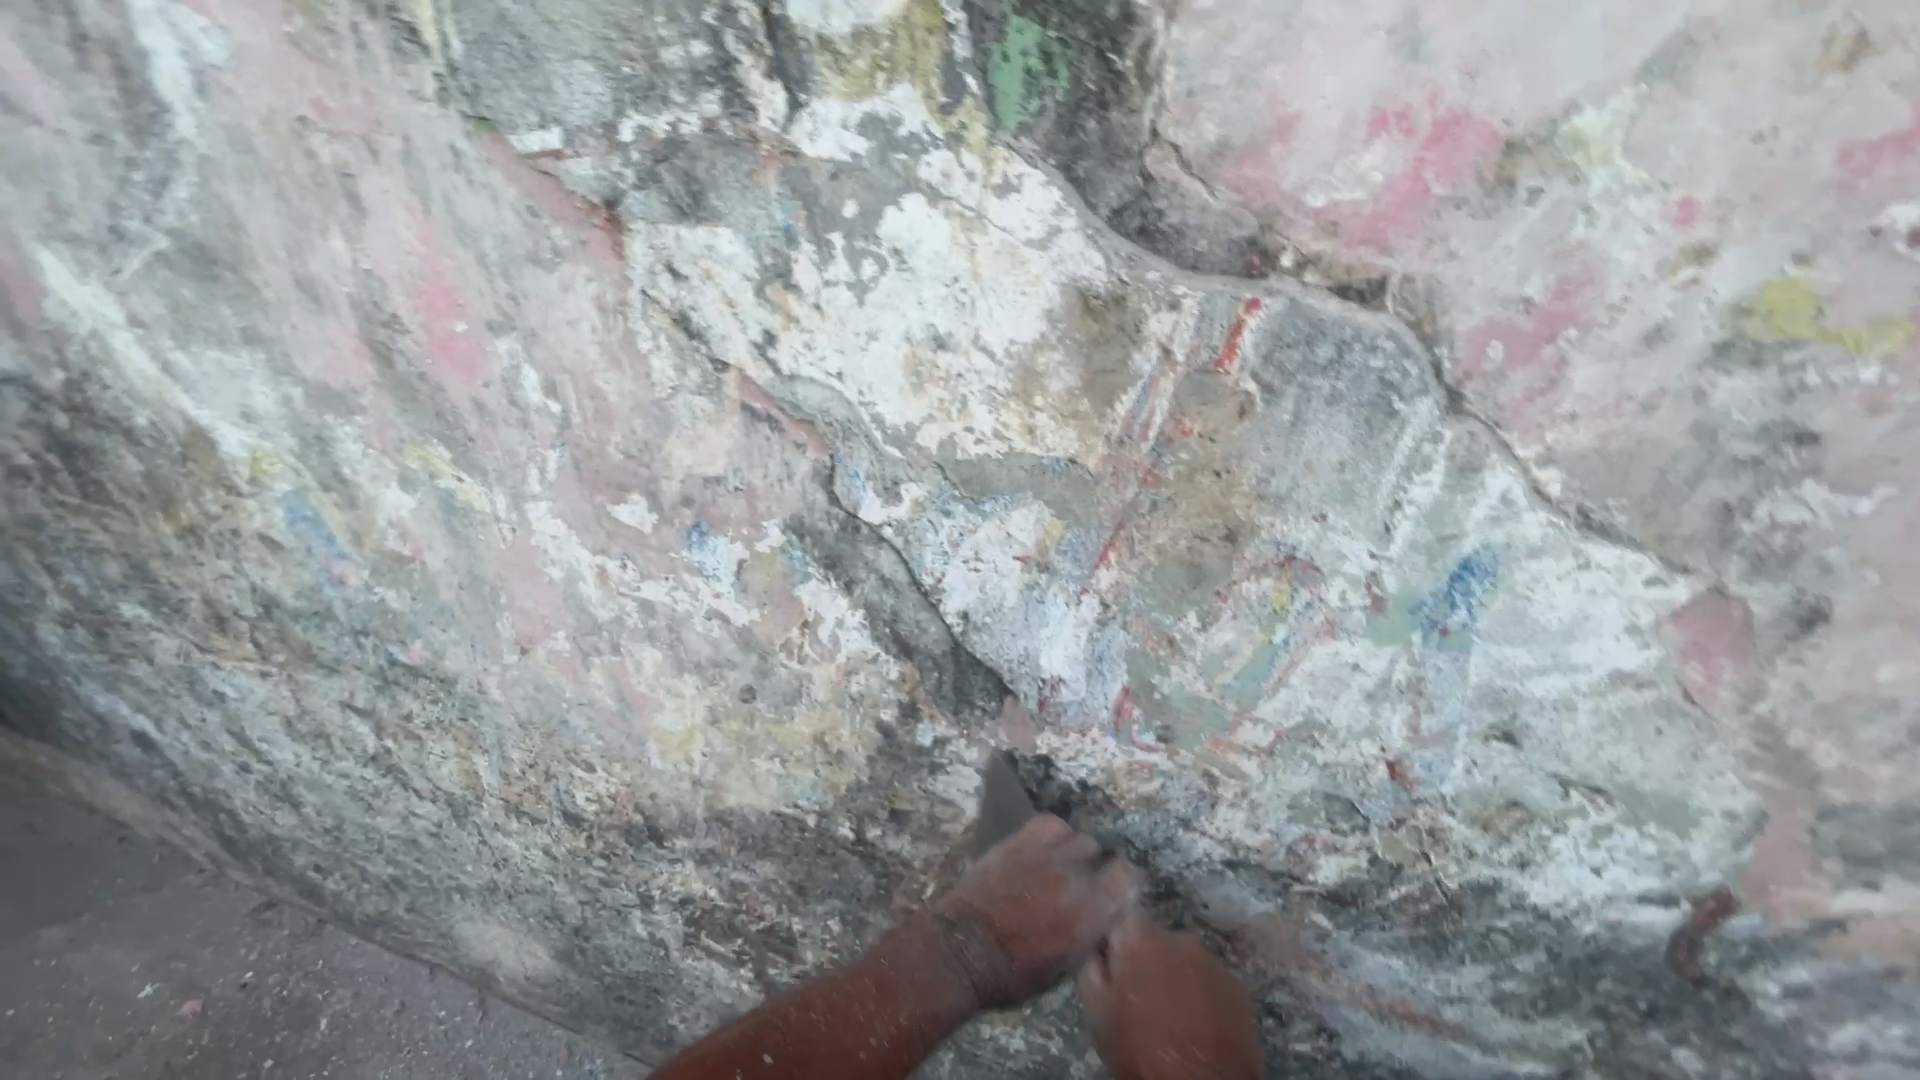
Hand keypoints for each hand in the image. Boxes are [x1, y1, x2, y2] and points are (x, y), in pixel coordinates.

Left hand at [933, 814, 1138, 1009]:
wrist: (962, 951)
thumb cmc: (1012, 973)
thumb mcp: (1065, 967)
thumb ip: (1089, 933)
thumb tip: (1102, 914)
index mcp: (1089, 916)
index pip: (1128, 878)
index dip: (1124, 882)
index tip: (1114, 889)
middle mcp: (1073, 879)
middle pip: (1101, 854)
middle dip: (1096, 867)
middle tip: (1080, 881)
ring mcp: (1045, 856)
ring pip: (1078, 836)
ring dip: (1074, 850)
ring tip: (1060, 864)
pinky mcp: (1019, 842)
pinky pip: (1049, 823)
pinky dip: (1052, 834)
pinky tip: (1043, 849)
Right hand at [1077, 909, 1262, 1079]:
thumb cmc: (1142, 1050)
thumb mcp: (1097, 1011)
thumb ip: (1090, 967)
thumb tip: (1095, 948)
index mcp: (1140, 937)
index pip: (1121, 918)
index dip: (1114, 942)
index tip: (1111, 966)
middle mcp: (1179, 937)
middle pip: (1154, 938)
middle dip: (1145, 960)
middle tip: (1139, 996)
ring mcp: (1213, 961)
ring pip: (1183, 960)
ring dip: (1174, 976)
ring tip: (1170, 1012)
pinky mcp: (1238, 986)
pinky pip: (1208, 979)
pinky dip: (1201, 993)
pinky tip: (1196, 1021)